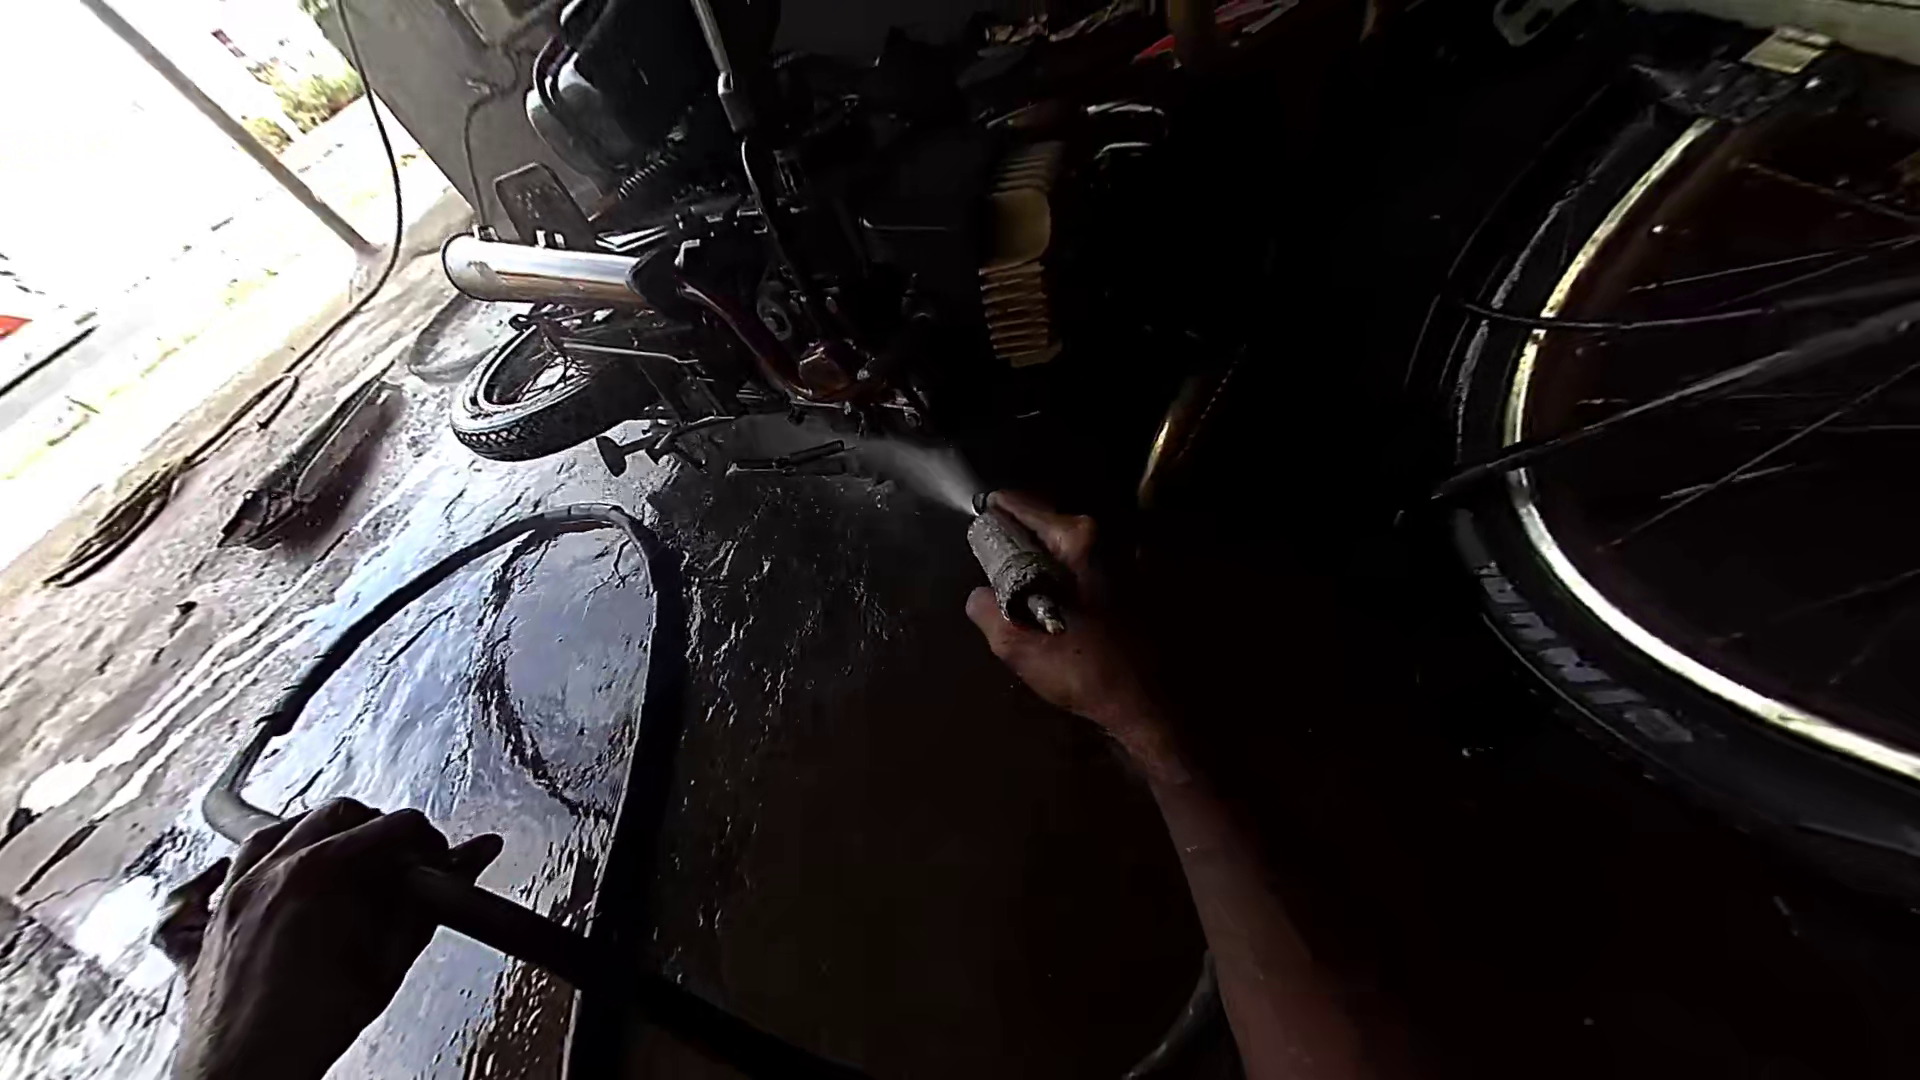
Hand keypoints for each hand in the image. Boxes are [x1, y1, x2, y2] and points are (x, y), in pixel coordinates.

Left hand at [156, 798, 502, 1079]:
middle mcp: (272, 873)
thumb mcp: (401, 944)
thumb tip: (483, 850)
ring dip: (311, 835)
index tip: (438, 862)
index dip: (429, 840)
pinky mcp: (201, 932)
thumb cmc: (318, 1017)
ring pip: (270, 834)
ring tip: (342, 852)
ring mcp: (231, 899)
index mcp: (321, 869)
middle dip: (376, 827)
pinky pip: (193, 890)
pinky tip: (249, 875)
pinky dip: (224, 875)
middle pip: (336, 814)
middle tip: (400, 857)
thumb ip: (445, 888)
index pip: (395, 824)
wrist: (247, 1074)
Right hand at [966, 491, 1187, 781]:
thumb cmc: (1088, 669)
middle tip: (993, 563)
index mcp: (1077, 542)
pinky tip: (1052, 606)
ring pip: (1065, 546)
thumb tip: (978, 596)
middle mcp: (1104, 539)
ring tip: (1018, 587)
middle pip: (1045, 523)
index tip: (978, 521)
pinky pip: (1082, 565)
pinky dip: (1062, 575)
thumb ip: (989, 613)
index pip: (1023, 505)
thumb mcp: (1022, 647)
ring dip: (1041, 560)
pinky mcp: (1132, 581)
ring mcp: (1123, 558)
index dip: (995, 511)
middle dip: (1016, 539)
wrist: (1150, 703)